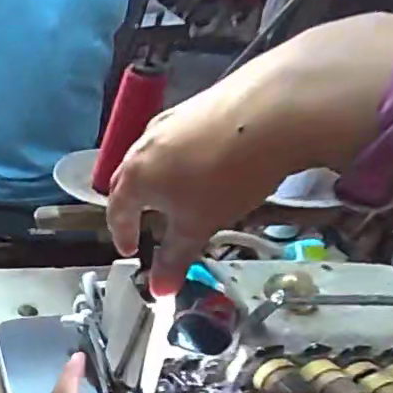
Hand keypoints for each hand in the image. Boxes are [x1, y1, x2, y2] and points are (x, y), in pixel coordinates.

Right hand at [104, 14, 392, 292]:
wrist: (277, 108)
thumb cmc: (224, 176)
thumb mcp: (197, 228)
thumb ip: (174, 259)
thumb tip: (159, 290)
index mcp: (135, 176)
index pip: (116, 210)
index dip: (122, 234)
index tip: (129, 249)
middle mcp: (146, 142)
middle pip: (129, 179)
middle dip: (133, 204)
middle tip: (143, 222)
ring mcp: (174, 118)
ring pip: (155, 156)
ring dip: (158, 178)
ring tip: (176, 195)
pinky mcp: (203, 101)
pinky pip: (181, 138)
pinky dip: (183, 158)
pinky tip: (207, 166)